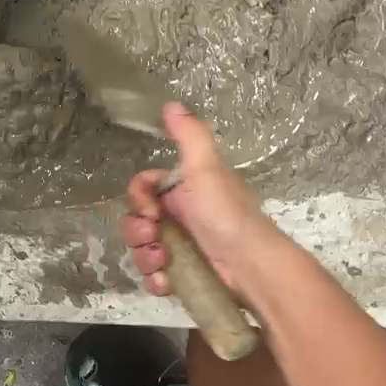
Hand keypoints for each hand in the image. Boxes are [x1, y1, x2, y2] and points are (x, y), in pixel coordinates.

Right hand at [119, 103, 279, 295]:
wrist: (250, 264)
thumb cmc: (226, 214)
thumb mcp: (206, 169)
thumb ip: (189, 136)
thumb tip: (171, 104)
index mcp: (182, 190)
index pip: (142, 190)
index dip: (137, 199)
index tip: (150, 209)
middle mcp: (179, 217)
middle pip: (135, 221)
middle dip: (137, 232)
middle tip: (154, 237)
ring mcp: (178, 248)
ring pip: (141, 250)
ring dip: (144, 258)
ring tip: (163, 263)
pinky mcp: (181, 275)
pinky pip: (153, 277)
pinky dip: (155, 280)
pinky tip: (167, 281)